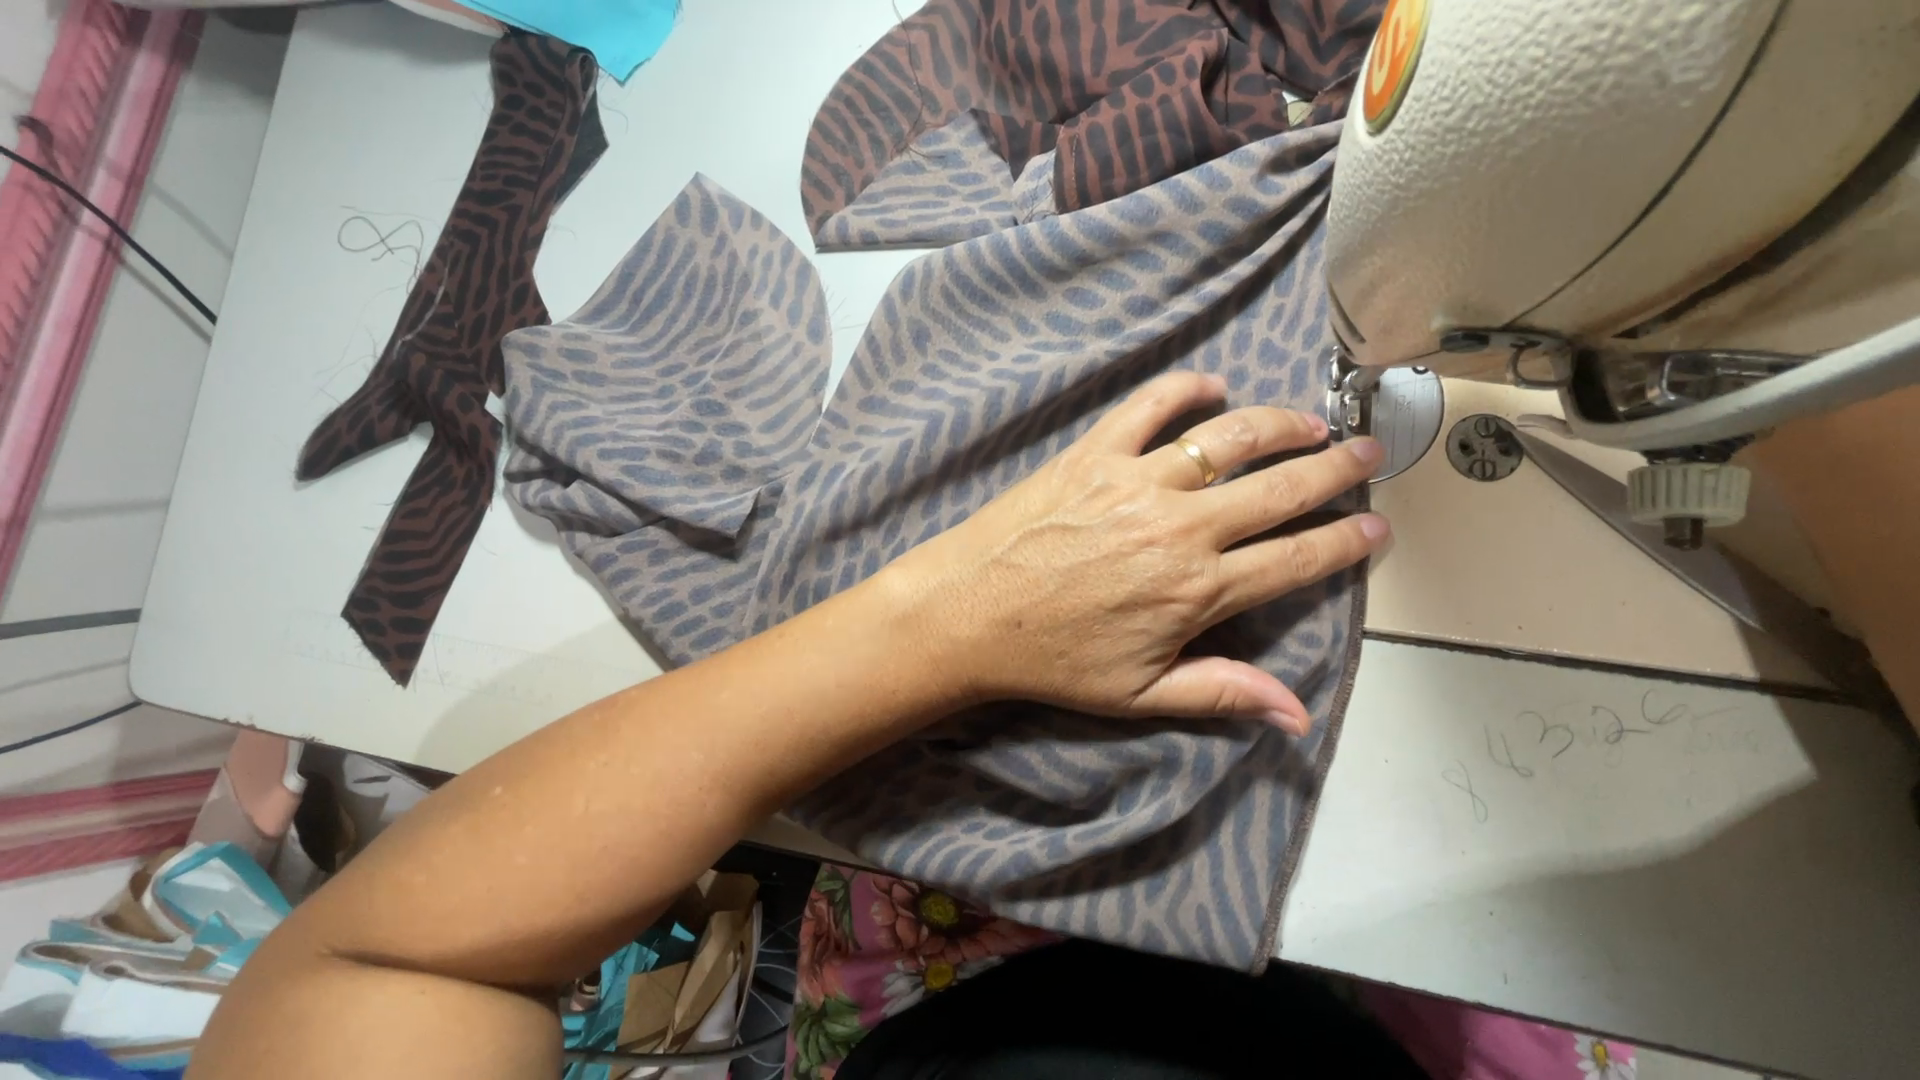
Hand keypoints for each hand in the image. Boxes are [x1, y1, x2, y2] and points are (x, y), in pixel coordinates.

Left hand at [884, 371, 1389, 734]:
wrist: (969, 614)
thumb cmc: (1051, 658)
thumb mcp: (1140, 693)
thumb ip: (1223, 692)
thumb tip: (1298, 715)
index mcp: (1197, 590)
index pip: (1296, 560)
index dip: (1347, 543)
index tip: (1378, 529)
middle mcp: (1179, 529)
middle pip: (1281, 489)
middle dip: (1337, 471)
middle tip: (1369, 454)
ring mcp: (1136, 483)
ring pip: (1229, 438)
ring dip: (1281, 424)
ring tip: (1311, 422)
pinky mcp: (1093, 454)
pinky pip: (1148, 407)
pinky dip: (1184, 389)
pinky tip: (1211, 387)